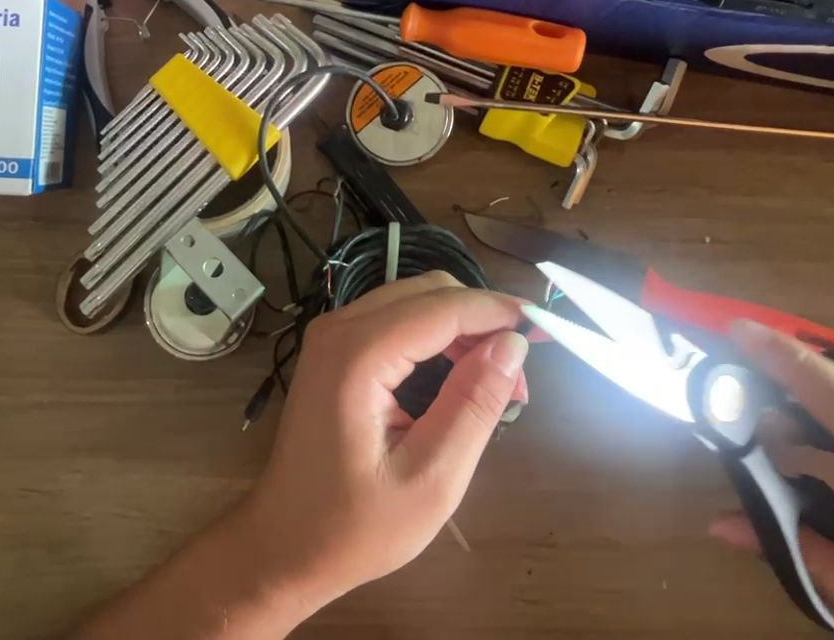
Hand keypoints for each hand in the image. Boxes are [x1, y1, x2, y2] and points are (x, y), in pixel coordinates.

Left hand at [243, 272, 531, 610]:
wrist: (284, 540)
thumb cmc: (355, 524)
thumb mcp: (431, 479)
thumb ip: (473, 404)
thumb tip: (513, 345)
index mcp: (357, 355)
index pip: (442, 307)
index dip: (498, 311)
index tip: (548, 327)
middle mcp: (339, 327)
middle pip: (428, 293)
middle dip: (482, 318)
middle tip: (522, 372)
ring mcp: (331, 334)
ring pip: (413, 301)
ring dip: (461, 327)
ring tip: (499, 383)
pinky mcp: (334, 348)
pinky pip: (395, 320)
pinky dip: (435, 336)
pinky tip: (460, 375)